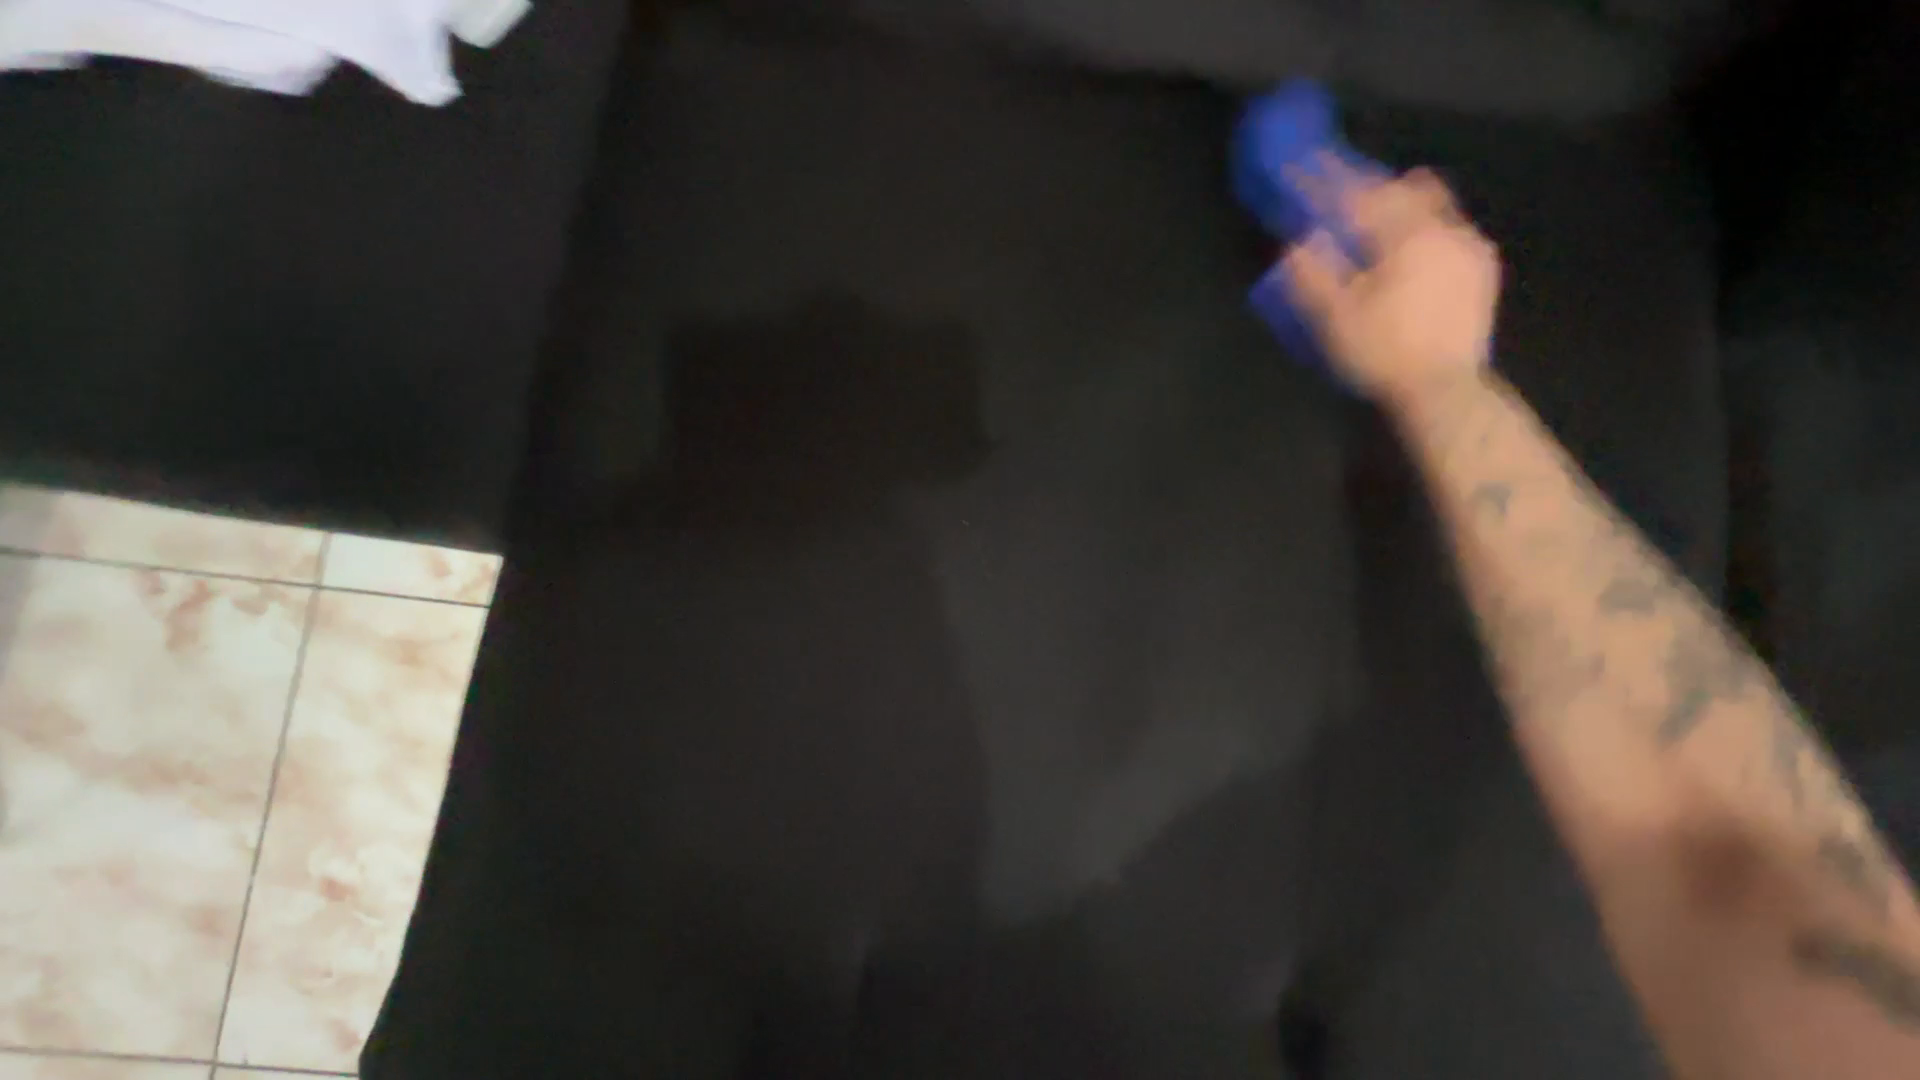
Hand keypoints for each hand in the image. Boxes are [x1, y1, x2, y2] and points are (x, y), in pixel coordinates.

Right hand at [1282, 166, 1501, 405]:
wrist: (1444, 389)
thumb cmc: (1384, 352)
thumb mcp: (1335, 318)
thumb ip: (1314, 274)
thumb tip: (1298, 243)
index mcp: (1406, 236)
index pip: (1359, 195)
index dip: (1328, 182)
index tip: (1306, 169)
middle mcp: (1444, 230)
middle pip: (1405, 188)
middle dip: (1371, 188)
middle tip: (1343, 199)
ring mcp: (1469, 249)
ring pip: (1434, 206)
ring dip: (1402, 207)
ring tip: (1377, 225)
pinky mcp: (1481, 270)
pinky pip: (1451, 231)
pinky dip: (1425, 231)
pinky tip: (1410, 254)